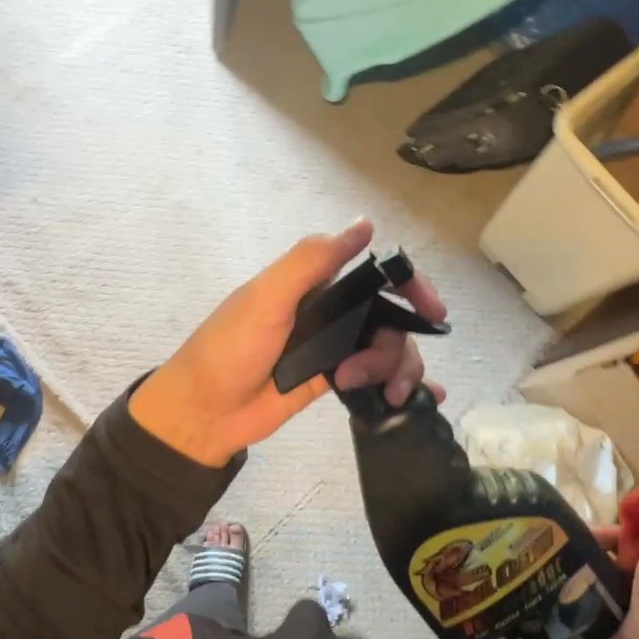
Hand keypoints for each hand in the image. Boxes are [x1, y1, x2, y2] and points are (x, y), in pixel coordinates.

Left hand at [128, 219, 446, 465]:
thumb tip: (365, 225)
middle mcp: (329, 313)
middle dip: (398, 344)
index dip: (410, 286)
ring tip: (373, 391)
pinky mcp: (333, 382)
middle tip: (392, 373)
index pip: (375, 275)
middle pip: (390, 317)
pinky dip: (401, 385)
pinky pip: (377, 377)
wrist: (205, 412)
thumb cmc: (230, 348)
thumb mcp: (266, 297)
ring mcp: (333, 349)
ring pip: (388, 350)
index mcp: (314, 285)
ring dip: (394, 370)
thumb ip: (311, 261)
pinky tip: (418, 400)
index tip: (432, 310)